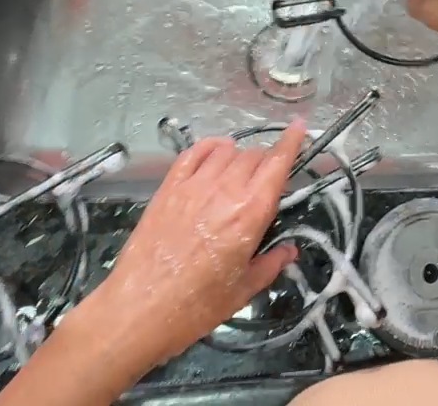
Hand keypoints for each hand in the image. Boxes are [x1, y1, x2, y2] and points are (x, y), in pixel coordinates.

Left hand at [67, 124, 306, 376]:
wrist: (137, 312)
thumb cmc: (196, 307)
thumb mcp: (242, 292)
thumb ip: (271, 264)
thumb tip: (290, 250)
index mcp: (251, 213)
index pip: (278, 163)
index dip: (292, 141)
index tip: (300, 126)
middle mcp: (226, 190)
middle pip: (255, 155)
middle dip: (266, 161)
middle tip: (264, 182)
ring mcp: (195, 185)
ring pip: (227, 150)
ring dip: (239, 156)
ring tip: (238, 171)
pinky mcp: (169, 187)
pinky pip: (195, 152)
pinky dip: (210, 146)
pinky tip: (215, 152)